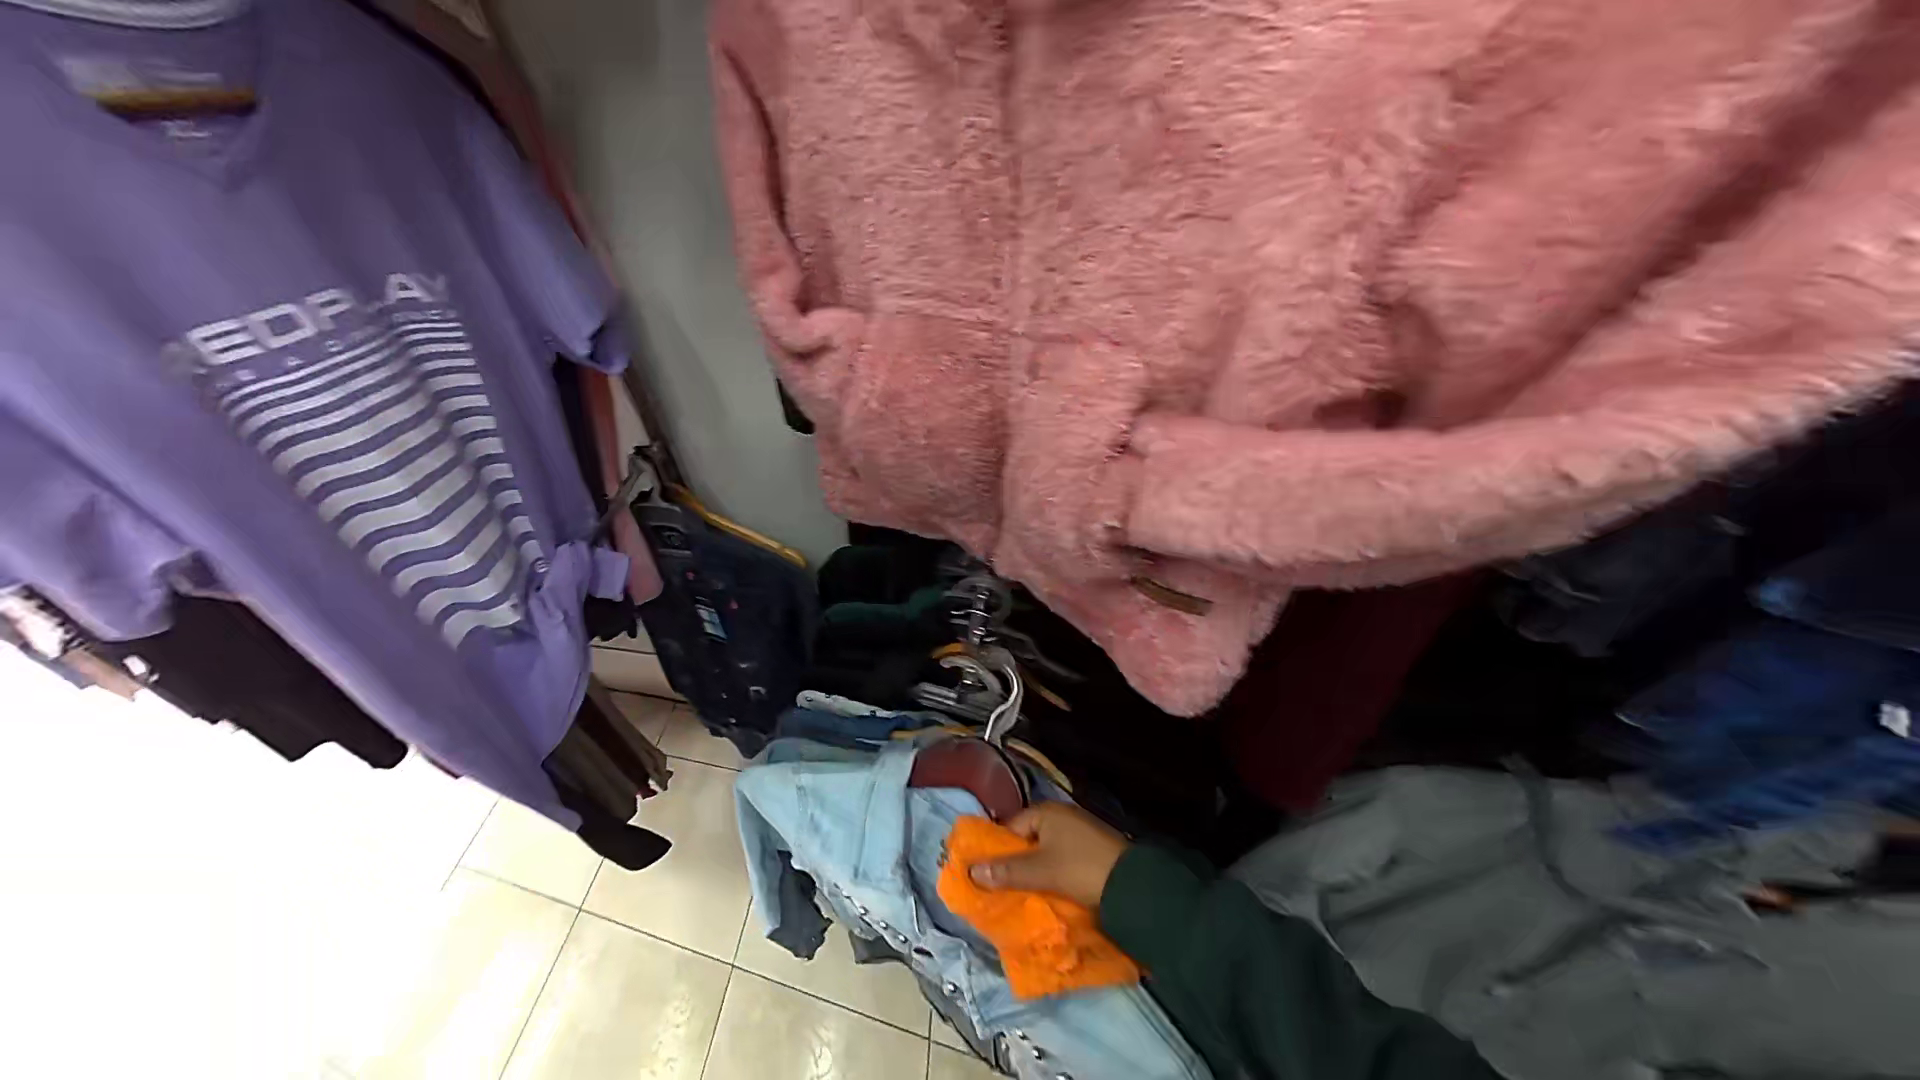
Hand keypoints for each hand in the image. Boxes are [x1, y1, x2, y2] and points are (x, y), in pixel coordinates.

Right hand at [968, 801, 1130, 907]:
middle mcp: (1062, 816)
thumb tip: (970, 870)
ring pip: (1046, 851)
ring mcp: (1079, 832)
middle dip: (1016, 862)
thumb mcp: (1040, 871)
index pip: (1011, 827)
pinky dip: (1054, 874)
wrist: (1134, 886)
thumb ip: (1006, 870)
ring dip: (1036, 871)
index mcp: (1047, 811)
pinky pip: (1062, 859)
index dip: (998, 850)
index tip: (988, 875)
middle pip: (1028, 839)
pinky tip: (1050, 891)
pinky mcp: (1092, 850)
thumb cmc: (1081, 869)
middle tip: (1002, 888)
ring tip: (1024, 893)